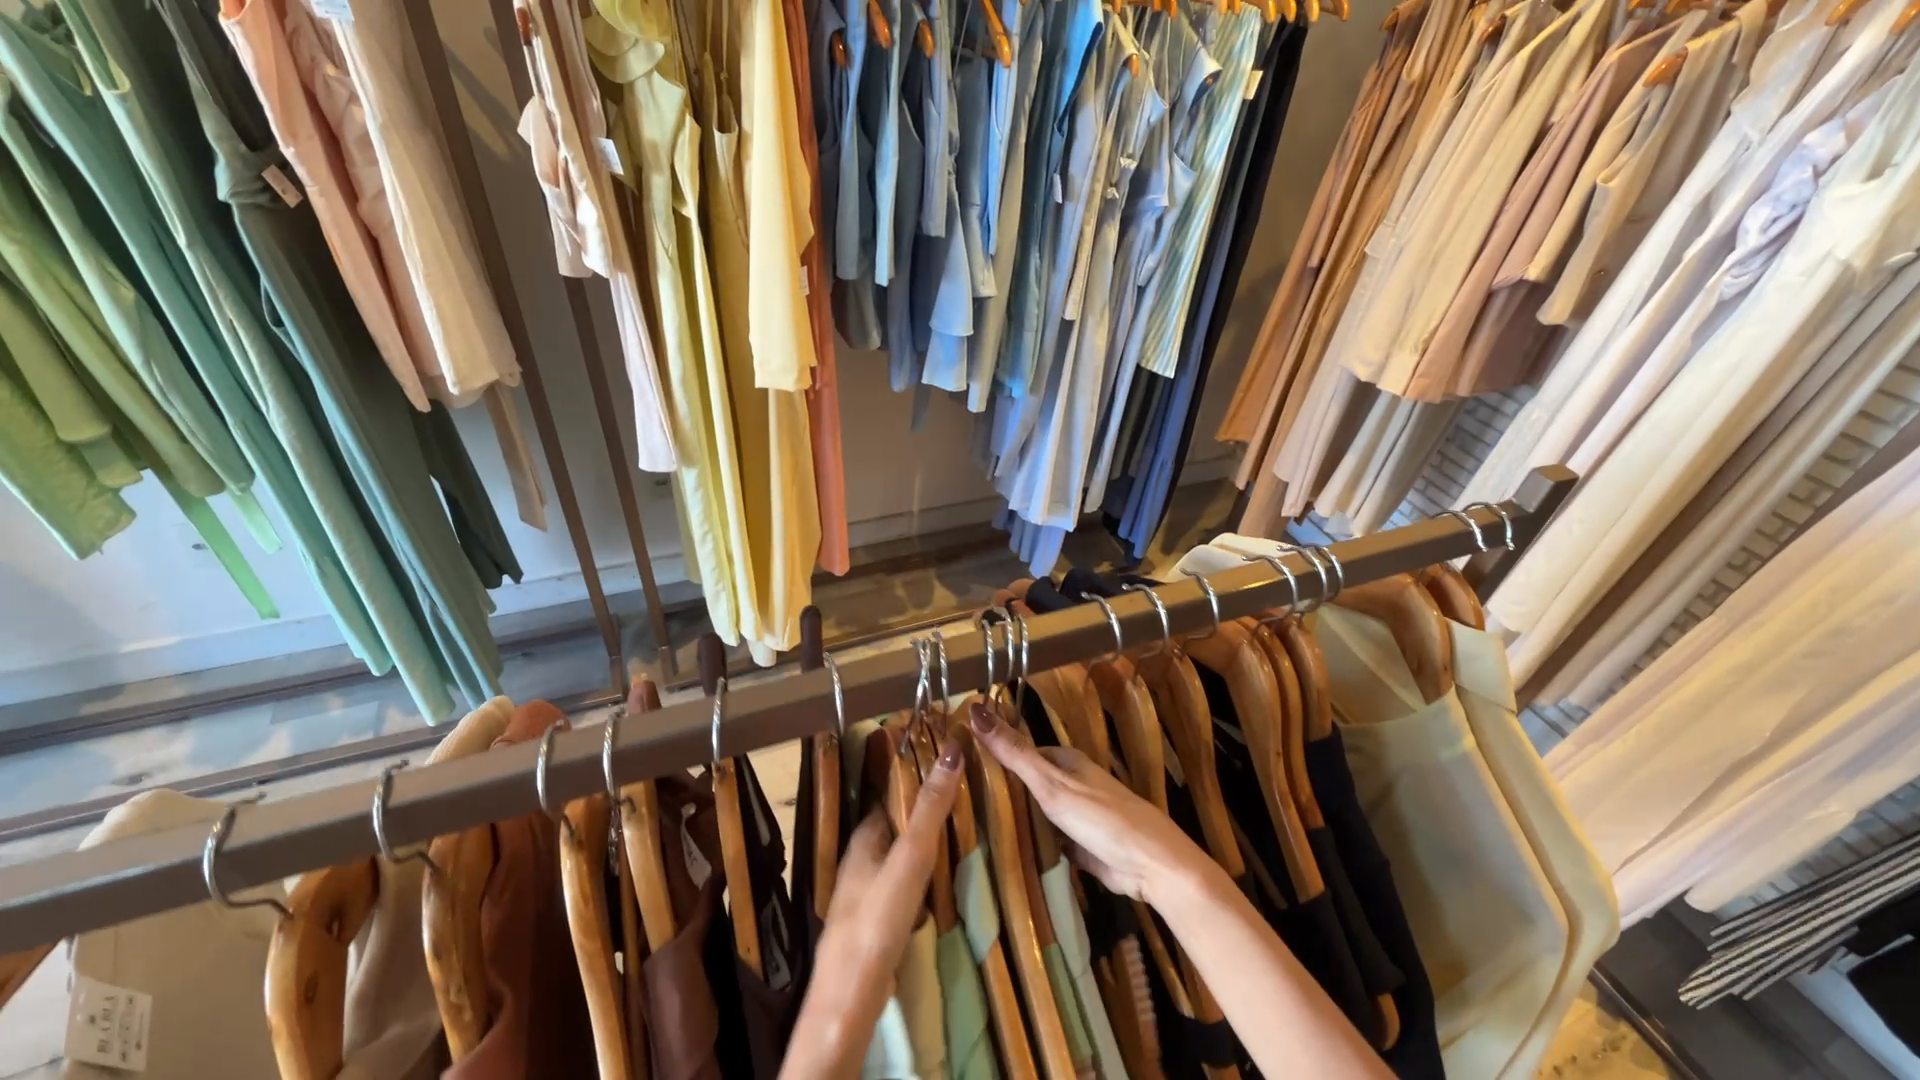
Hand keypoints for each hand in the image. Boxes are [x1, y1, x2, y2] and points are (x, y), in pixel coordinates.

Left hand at [778, 737, 962, 1079]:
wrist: (852, 993)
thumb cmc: (878, 917)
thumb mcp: (910, 857)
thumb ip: (929, 809)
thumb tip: (950, 751)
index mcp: (863, 839)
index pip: (891, 798)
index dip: (916, 782)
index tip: (949, 768)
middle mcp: (860, 862)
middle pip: (895, 828)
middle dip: (923, 815)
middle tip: (964, 803)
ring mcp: (866, 895)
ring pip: (898, 859)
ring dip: (923, 848)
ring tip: (959, 839)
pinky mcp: (875, 924)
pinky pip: (902, 888)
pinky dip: (921, 879)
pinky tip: (937, 888)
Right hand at [967, 701, 1203, 903]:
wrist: (1150, 866)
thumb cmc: (1101, 817)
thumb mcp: (1051, 783)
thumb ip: (1014, 752)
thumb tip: (976, 708)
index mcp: (1064, 761)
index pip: (1018, 751)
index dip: (989, 755)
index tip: (955, 764)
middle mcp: (1068, 784)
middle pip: (1024, 783)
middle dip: (996, 790)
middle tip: (952, 800)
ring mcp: (1073, 816)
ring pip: (1032, 813)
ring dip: (1010, 819)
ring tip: (964, 826)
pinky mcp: (1077, 846)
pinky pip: (1043, 840)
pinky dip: (1026, 844)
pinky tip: (998, 851)